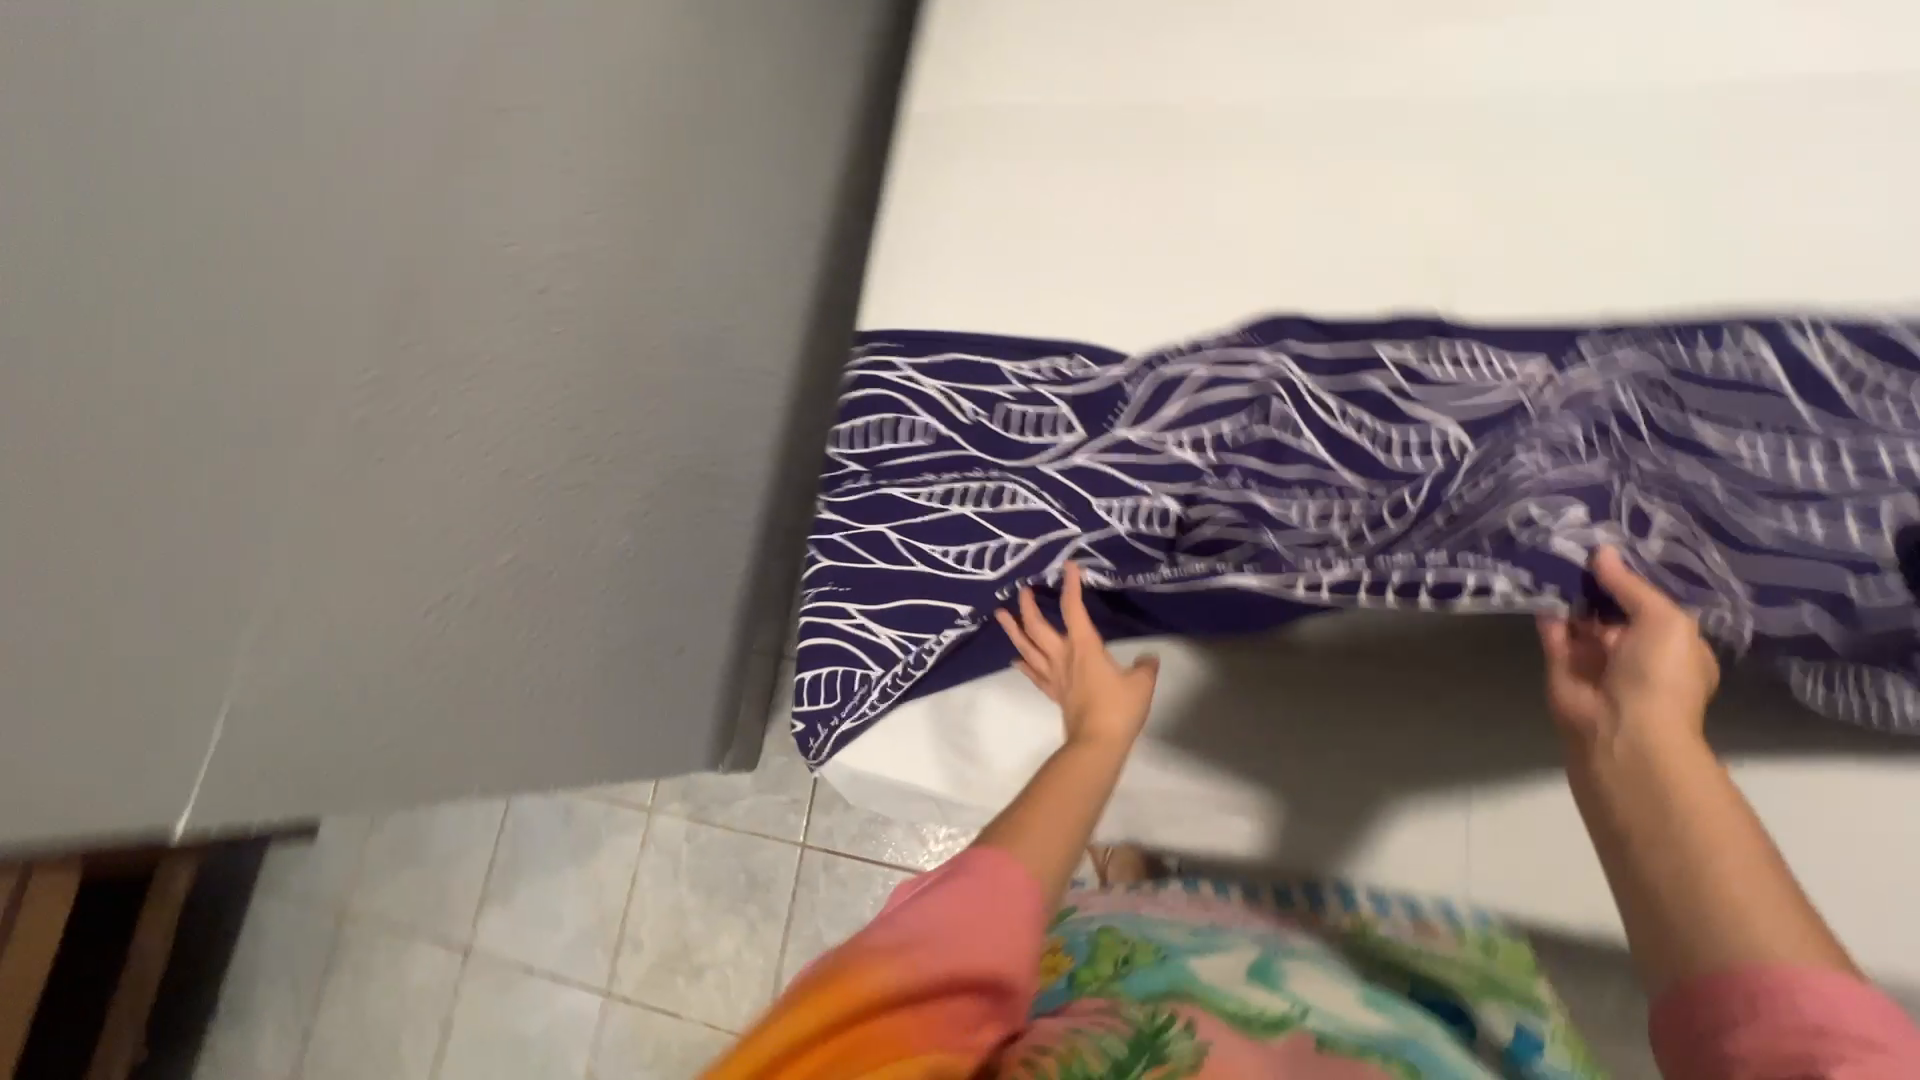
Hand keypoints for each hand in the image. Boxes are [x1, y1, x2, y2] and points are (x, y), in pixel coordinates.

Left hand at [996, 562, 1158, 749]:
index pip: (1074, 608)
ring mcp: (1054, 675)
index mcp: (1084, 646)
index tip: (1069, 567)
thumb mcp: (1141, 684)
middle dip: (1029, 606)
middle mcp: (1063, 656)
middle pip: (1038, 626)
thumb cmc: (1119, 708)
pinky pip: (1033, 674)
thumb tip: (1148, 659)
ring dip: (1013, 630)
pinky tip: (1015, 658)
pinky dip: (1023, 663)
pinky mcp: (1053, 693)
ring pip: (1027, 647)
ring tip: (1001, 614)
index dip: (1071, 586)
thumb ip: (1144, 667)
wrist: (1097, 742)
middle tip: (1022, 590)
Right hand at [1536, 547, 1719, 752]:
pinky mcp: (1561, 662)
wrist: (1620, 727)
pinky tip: (1539, 583)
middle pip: (1611, 607)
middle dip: (1596, 582)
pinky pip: (1553, 630)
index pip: (1649, 603)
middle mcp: (1634, 649)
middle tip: (1574, 544)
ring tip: (1551, 555)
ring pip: (1580, 616)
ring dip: (1568, 593)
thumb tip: (1603, 552)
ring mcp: (1595, 656)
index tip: (1611, 548)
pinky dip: (1546, 611)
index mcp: (1671, 643)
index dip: (1632, 578)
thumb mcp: (1664, 621)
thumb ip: (1631, 586)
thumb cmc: (1660, 674)